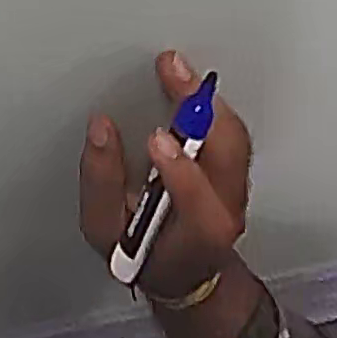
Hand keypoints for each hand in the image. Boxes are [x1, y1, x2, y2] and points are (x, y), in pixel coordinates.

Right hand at [79, 51, 253, 299]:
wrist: (180, 268)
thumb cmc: (142, 250)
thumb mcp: (105, 229)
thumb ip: (101, 181)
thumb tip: (101, 128)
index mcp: (196, 232)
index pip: (197, 203)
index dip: (178, 170)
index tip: (155, 138)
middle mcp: (226, 208)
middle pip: (229, 156)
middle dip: (199, 110)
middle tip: (171, 72)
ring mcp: (236, 187)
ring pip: (234, 137)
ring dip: (205, 100)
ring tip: (176, 69)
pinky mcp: (234, 168)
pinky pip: (231, 131)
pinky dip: (210, 105)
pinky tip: (189, 87)